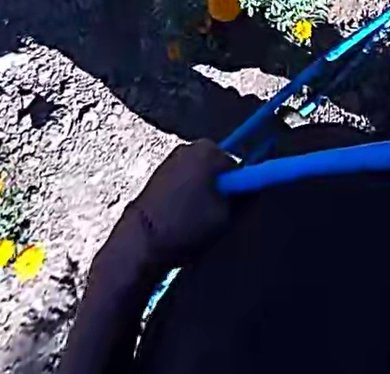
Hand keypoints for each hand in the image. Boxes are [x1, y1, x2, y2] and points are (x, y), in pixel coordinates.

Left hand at [112, 140, 235, 269]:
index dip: (238, 189)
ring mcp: (171, 159)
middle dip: (217, 190)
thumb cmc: (185, 226)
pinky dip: (184, 197)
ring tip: (194, 222)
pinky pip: (181, 183)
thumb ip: (243, 197)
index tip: (233, 208)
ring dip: (200, 195)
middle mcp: (189, 147)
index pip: (236, 166)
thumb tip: (250, 190)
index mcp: (209, 149)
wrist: (139, 243)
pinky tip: (179, 220)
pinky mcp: (157, 174)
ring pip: (198, 177)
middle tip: (214, 217)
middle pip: (216, 168)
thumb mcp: (225, 216)